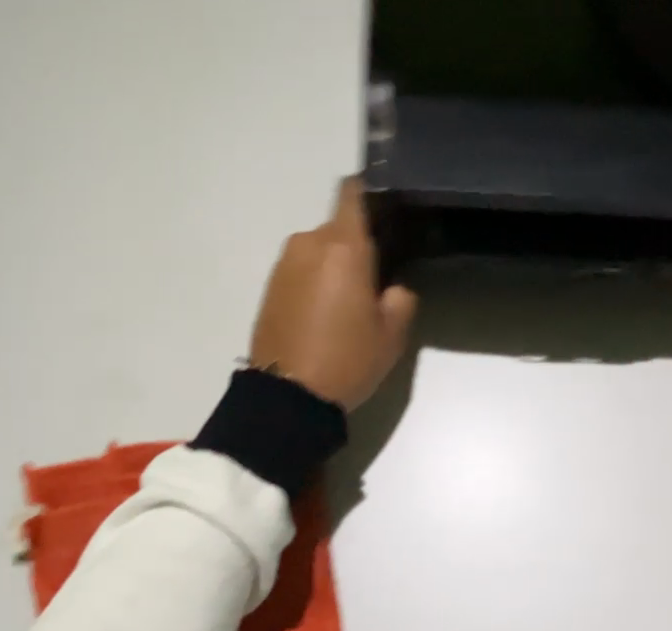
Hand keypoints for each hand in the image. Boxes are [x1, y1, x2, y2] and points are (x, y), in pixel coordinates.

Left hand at [249, 178, 418, 410]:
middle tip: (376, 283)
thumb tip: (393, 285)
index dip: (373, 196)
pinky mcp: (270, 287)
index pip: (354, 193)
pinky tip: (326, 316)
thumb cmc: (347, 360)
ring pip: (320, 251)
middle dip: (358, 248)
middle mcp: (309, 243)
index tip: (389, 215)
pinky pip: (302, 272)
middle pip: (340, 229)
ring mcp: (284, 264)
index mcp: (344, 246)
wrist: (288, 397)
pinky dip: (316, 284)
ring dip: (335, 269)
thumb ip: (401, 298)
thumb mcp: (392, 335)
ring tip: (350, 306)